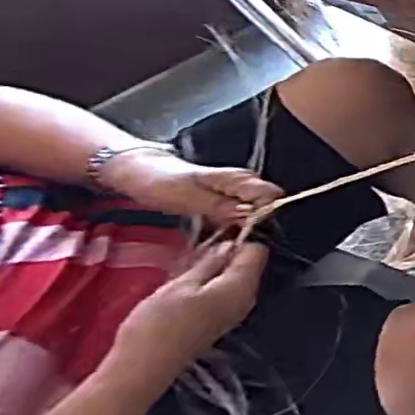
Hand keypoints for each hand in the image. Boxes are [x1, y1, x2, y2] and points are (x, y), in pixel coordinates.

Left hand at [99, 149, 282, 228]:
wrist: (143, 175)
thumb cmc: (162, 186)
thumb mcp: (187, 198)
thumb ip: (220, 206)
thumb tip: (251, 214)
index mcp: (240, 179)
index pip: (271, 195)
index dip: (264, 213)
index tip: (244, 230)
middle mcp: (248, 182)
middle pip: (268, 203)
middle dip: (256, 222)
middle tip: (233, 238)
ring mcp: (241, 189)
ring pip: (257, 209)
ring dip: (245, 225)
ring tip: (226, 239)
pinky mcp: (232, 198)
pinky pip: (244, 211)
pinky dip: (236, 224)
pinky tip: (222, 233)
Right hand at [106, 242, 267, 390]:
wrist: (140, 372)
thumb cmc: (158, 325)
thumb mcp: (179, 287)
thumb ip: (208, 263)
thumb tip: (229, 244)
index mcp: (243, 285)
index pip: (256, 251)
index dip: (237, 241)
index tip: (212, 240)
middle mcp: (247, 298)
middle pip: (247, 266)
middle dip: (224, 258)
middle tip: (191, 260)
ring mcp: (234, 313)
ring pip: (233, 281)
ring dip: (212, 275)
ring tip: (182, 277)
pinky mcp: (217, 324)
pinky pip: (222, 297)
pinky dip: (207, 290)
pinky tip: (181, 295)